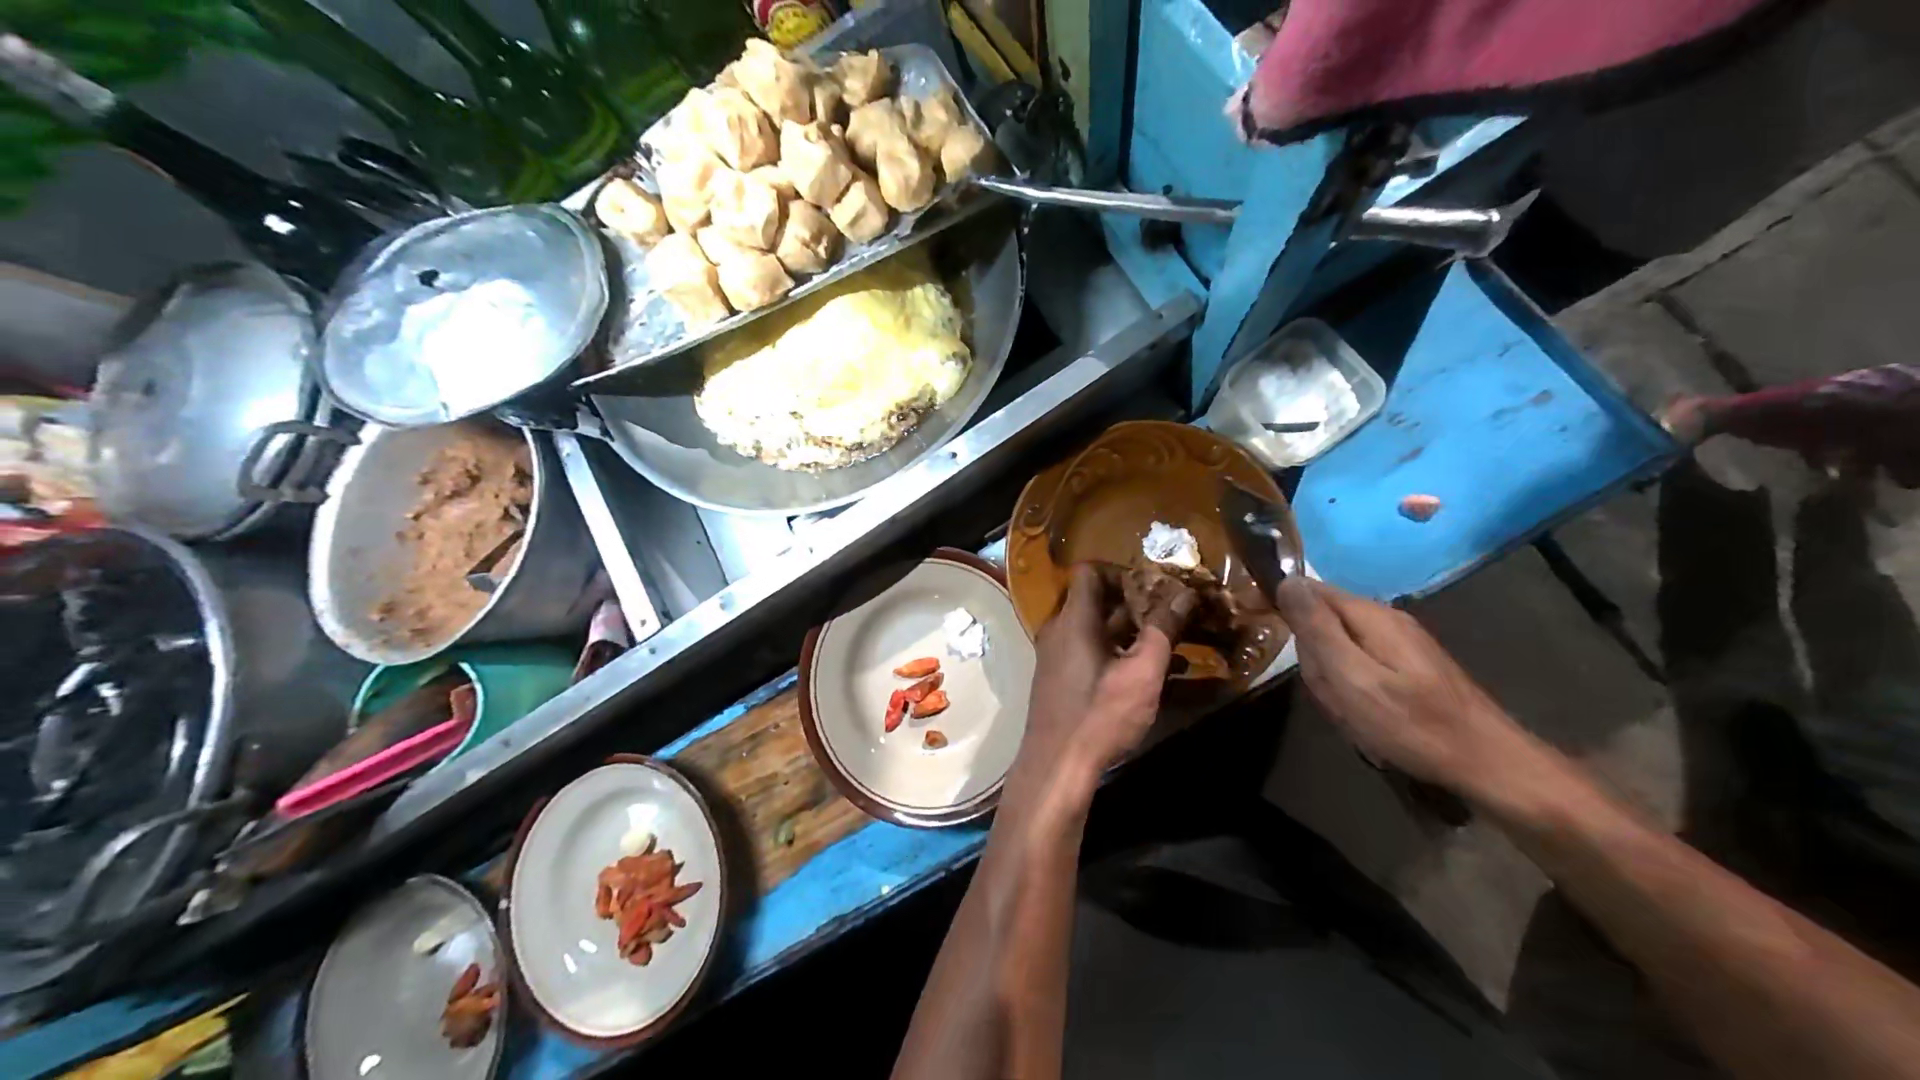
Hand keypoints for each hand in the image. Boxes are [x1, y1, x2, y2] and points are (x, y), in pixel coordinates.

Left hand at [1006, 564, 1194, 811]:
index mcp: (1074, 620)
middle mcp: (1061, 630)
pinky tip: (1160, 672)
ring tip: (1180, 641)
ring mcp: (1060, 656)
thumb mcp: (1141, 673)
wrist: (1057, 766)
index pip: (1090, 571)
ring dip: (1138, 632)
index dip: (1123, 571)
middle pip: (1099, 601)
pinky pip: (1096, 652)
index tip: (1157, 585)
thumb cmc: (1099, 716)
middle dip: (1140, 603)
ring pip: (1101, 630)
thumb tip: (1184, 594)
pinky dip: (1124, 654)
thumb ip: (1163, 630)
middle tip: (1177, 611)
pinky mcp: (1064, 678)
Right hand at [1272, 577, 1539, 798]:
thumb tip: (1286, 580)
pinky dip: (1355, 691)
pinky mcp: (1411, 667)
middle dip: (1317, 661)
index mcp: (1371, 616)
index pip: (1311, 592)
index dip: (1293, 621)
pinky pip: (1362, 667)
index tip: (1299, 658)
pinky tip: (1367, 717)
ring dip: (1335, 681)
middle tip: (1334, 696)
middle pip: (1324, 623)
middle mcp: (1387, 620)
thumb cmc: (1412, 724)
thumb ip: (1317, 628)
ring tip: (1351, 712)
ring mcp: (1402, 644)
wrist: (1487, 763)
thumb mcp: (1351, 677)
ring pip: (1341, 649)